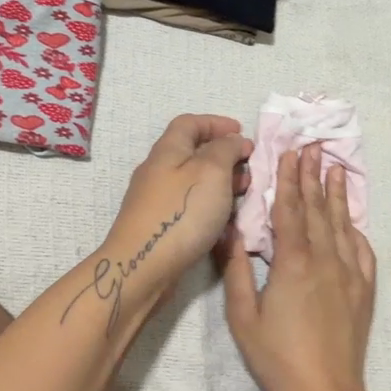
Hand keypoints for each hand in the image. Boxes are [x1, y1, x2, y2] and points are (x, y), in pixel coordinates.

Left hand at [96, 114, 253, 304]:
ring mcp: (156, 200)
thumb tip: (233, 140)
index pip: (190, 123)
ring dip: (221, 183)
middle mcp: (159, 171)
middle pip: (193, 152)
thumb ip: (225, 150)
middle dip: (225, 155)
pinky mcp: (159, 226)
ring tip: (244, 195)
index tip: (242, 133)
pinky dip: (211, 206)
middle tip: (249, 169)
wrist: (141, 267)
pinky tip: (226, 221)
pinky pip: (190, 205)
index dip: (216, 123)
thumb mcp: (211, 171)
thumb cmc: (180, 213)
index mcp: (168, 150)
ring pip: (194, 182)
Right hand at [221, 143, 376, 390]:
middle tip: (314, 148)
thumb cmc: (276, 356)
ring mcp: (348, 274)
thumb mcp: (242, 315)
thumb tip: (231, 232)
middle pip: (317, 209)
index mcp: (292, 261)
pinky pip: (361, 250)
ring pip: (341, 224)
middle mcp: (324, 259)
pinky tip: (351, 219)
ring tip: (336, 168)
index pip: (289, 209)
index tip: (291, 153)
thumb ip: (237, 270)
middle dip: (313, 176)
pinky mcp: (363, 291)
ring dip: (337, 194)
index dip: (288, 179)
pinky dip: (354, 229)